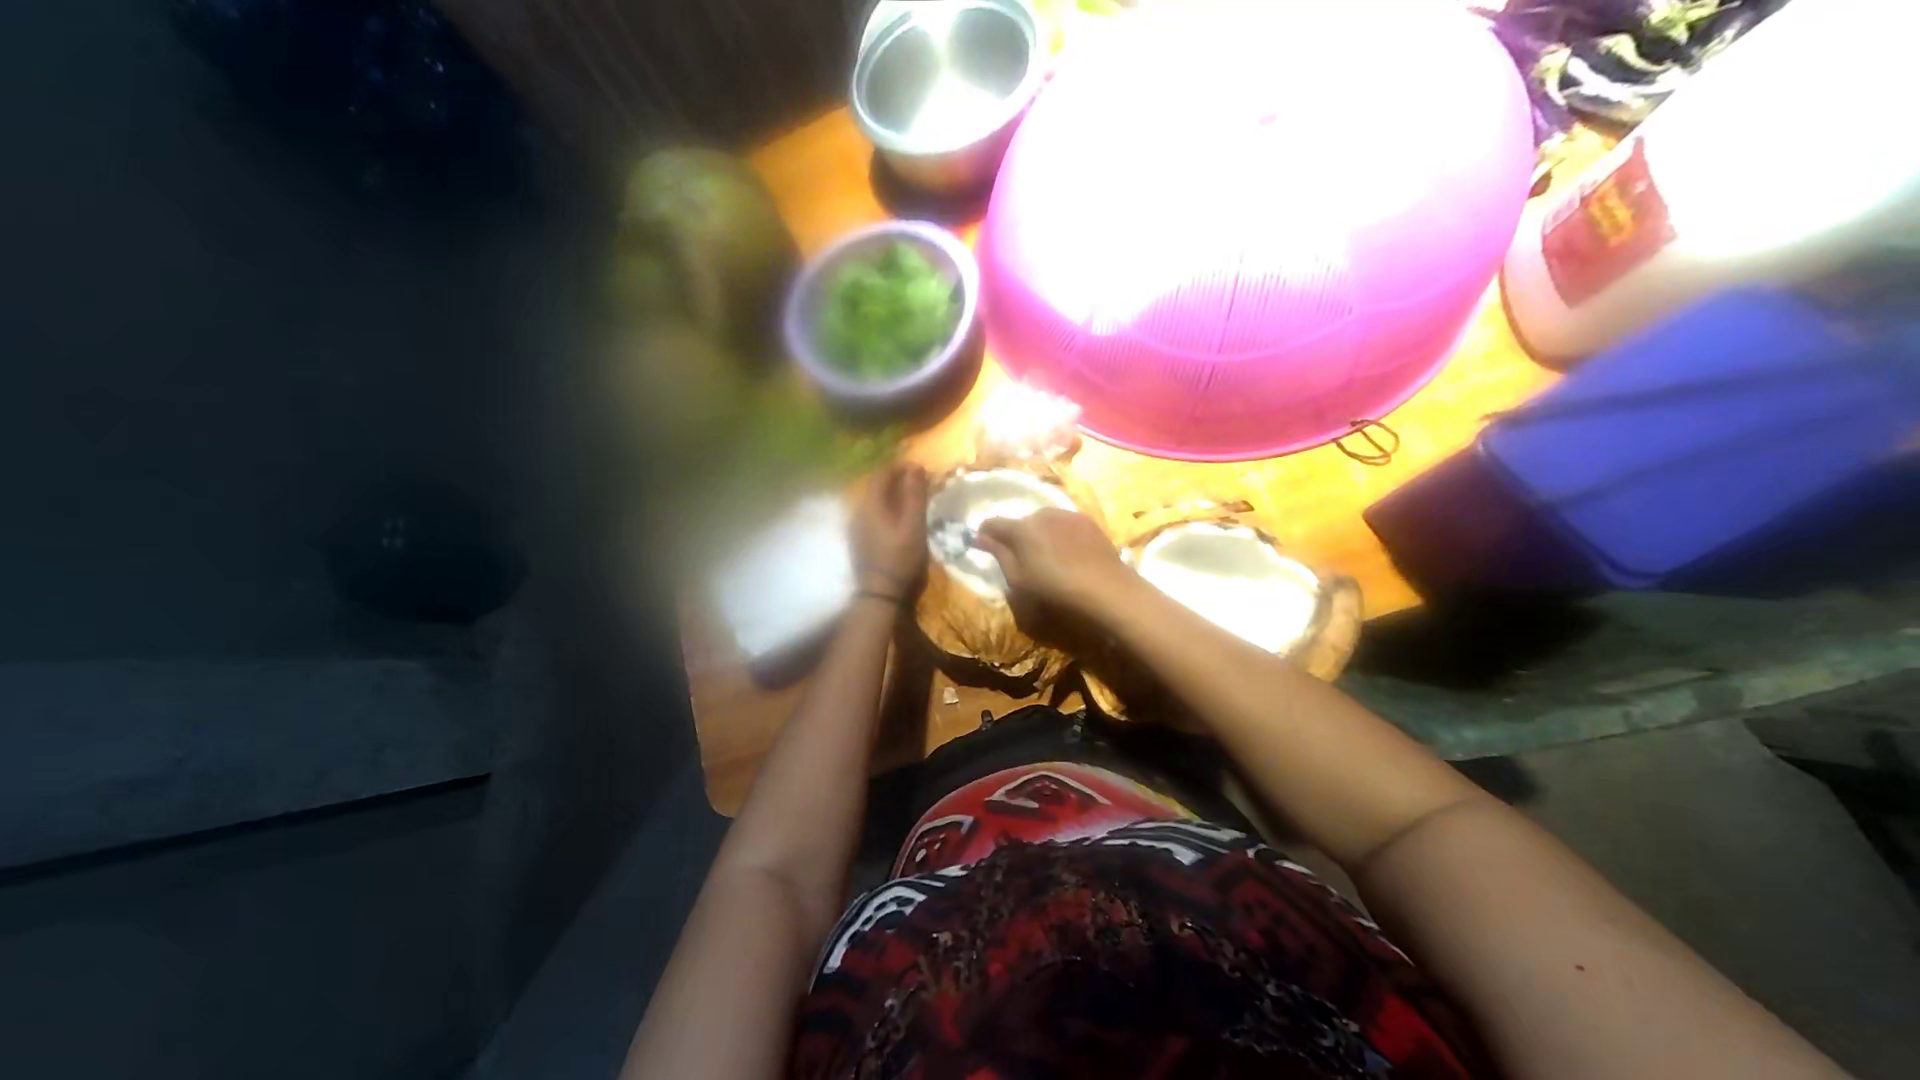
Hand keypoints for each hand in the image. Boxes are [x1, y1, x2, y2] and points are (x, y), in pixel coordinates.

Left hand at [851, 462, 929, 602]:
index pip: (881, 475)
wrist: (881, 595)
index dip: (900, 467)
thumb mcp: (914, 525)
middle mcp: (858, 513)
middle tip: (919, 484)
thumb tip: (916, 467)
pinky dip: (887, 511)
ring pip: (874, 503)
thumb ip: (915, 495)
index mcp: (870, 506)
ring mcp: (856, 529)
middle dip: (897, 481)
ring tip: (913, 502)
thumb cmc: (901, 559)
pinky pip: (873, 517)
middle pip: (876, 488)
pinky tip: (899, 522)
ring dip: (892, 497)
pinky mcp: (859, 542)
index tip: (920, 470)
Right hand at [975, 509, 1132, 618]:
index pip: (992, 523)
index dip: (985, 535)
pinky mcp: (1088, 521)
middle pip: (1020, 522)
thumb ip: (998, 554)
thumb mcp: (1018, 580)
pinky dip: (1059, 534)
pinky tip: (1069, 554)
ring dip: (1039, 534)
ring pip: (1043, 521)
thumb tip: (979, 537)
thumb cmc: (1055, 591)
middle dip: (1016, 536)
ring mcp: (1067, 515)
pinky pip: (1064, 524)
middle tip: (1022, 560)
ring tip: (1048, 558)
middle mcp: (1042, 514)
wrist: (1106, 590)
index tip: (986, 549)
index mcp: (1021, 529)